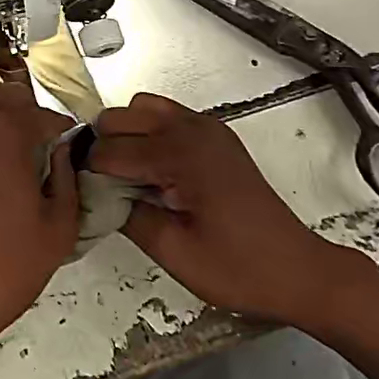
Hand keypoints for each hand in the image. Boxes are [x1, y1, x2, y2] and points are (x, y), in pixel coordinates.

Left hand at [0, 77, 77, 355]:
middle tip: (43, 155)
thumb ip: (67, 180)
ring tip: (13, 174)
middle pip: (6, 102)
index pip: (44, 114)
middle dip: (29, 120)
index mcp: (5, 134)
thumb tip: (62, 156)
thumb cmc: (2, 269)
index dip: (63, 131)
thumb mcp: (58, 229)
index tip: (71, 149)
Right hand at [89, 94, 375, 327]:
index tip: (81, 196)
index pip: (111, 149)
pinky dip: (149, 134)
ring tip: (126, 178)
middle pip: (122, 116)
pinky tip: (152, 172)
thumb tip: (96, 195)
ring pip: (143, 108)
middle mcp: (193, 129)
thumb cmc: (239, 268)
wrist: (297, 269)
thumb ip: (128, 215)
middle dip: (103, 148)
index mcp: (182, 155)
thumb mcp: (174, 252)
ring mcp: (208, 129)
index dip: (89, 173)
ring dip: (125, 135)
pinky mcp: (216, 137)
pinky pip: (167, 117)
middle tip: (100, 189)